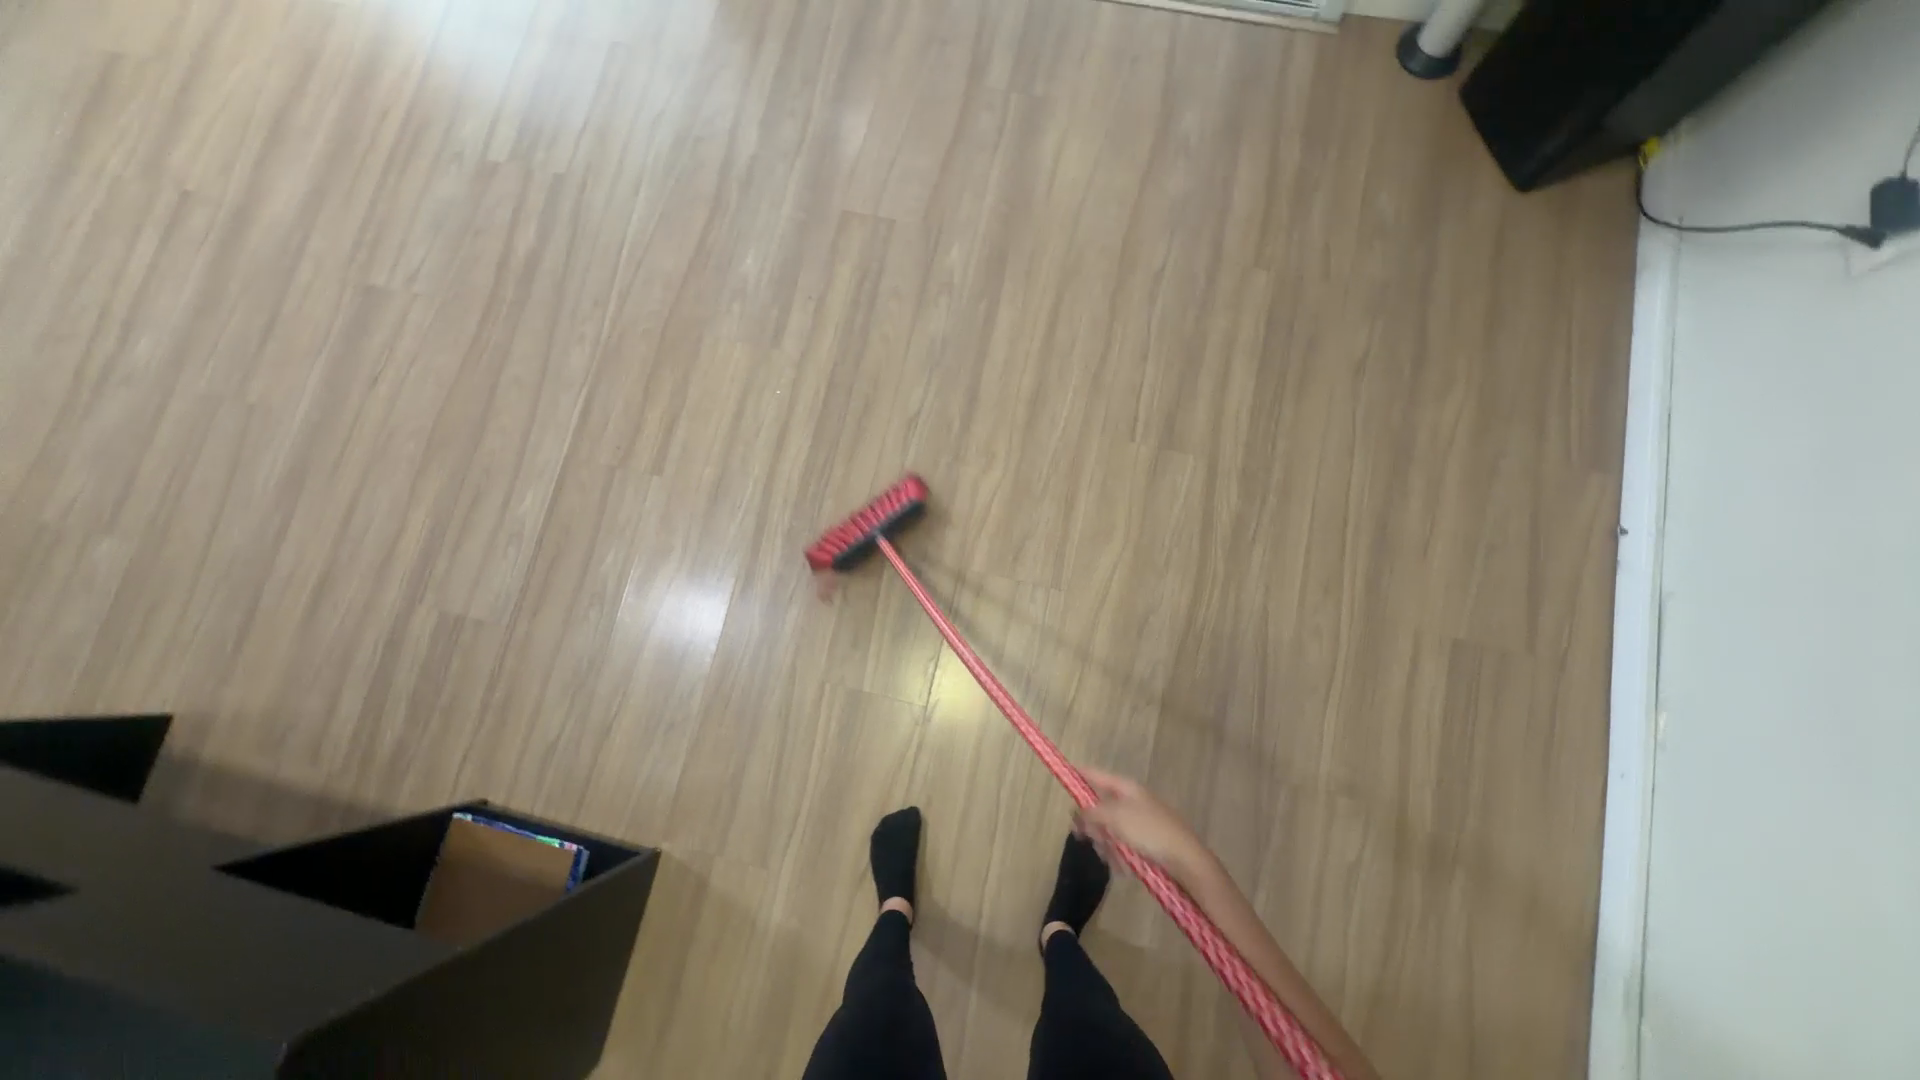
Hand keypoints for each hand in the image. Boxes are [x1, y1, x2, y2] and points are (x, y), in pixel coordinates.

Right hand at [1073, 766, 1212, 883]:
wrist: (1185, 859)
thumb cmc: (1149, 831)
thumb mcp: (1115, 817)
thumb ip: (1092, 812)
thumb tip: (1076, 811)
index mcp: (1126, 788)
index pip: (1096, 775)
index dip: (1078, 774)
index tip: (1062, 775)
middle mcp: (1131, 802)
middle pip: (1099, 809)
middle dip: (1094, 827)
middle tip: (1091, 838)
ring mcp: (1138, 823)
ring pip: (1108, 832)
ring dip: (1107, 846)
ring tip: (1116, 859)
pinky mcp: (1144, 843)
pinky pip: (1121, 847)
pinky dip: (1120, 857)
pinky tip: (1125, 868)